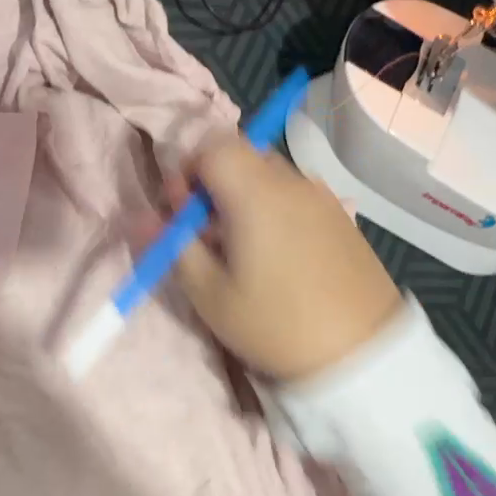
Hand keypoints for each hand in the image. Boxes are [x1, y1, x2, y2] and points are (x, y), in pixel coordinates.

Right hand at [166, 134, 402, 382]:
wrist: (357, 349)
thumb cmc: (272, 323)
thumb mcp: (207, 294)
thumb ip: (172, 246)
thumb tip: (137, 217)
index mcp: (256, 194)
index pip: (212, 146)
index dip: (187, 173)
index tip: (180, 216)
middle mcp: (292, 182)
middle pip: (240, 157)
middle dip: (212, 188)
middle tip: (204, 238)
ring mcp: (321, 196)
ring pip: (266, 177)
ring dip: (240, 201)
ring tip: (237, 252)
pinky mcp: (338, 215)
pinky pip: (291, 196)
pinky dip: (270, 212)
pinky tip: (271, 257)